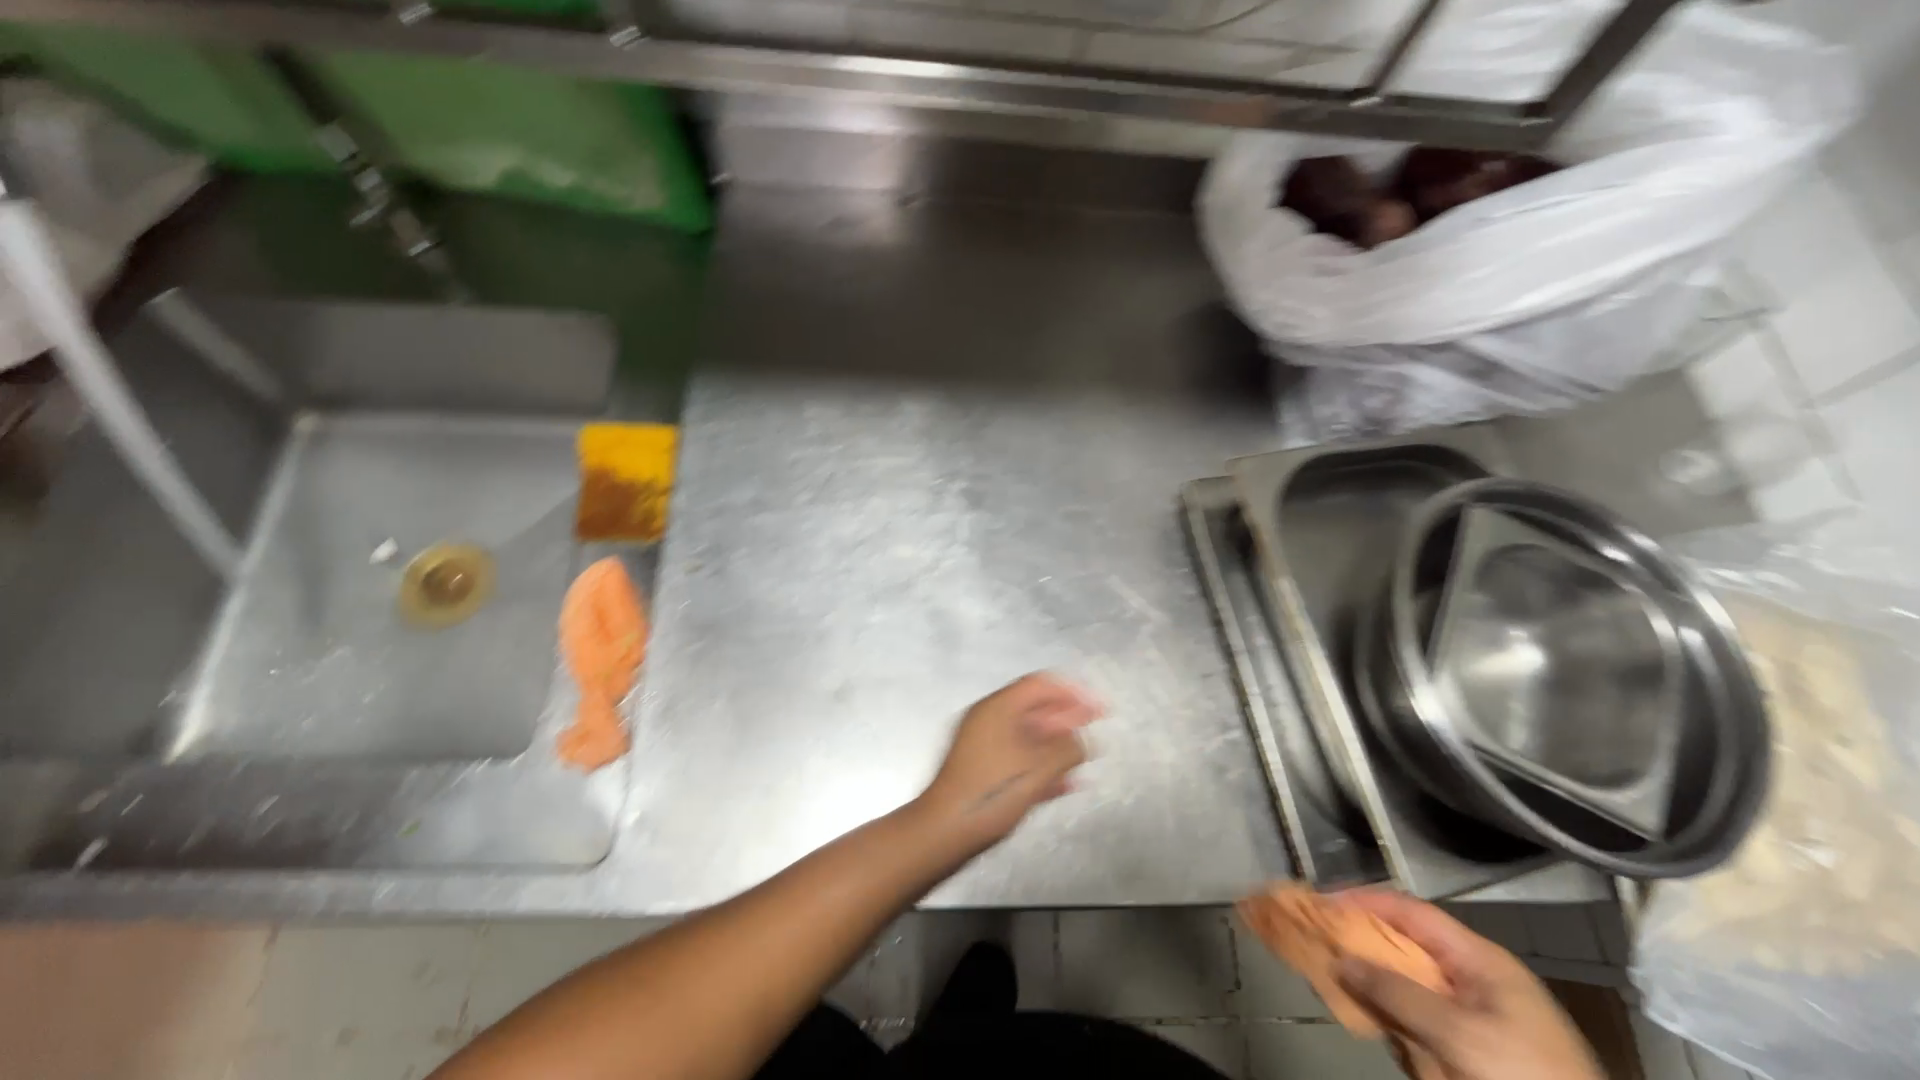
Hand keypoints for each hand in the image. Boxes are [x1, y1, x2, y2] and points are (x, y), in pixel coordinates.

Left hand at [913, 673, 1099, 854]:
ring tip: (1084, 758)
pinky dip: (1040, 765)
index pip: (1040, 685)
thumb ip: (1068, 748)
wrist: (944, 831)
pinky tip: (1063, 784)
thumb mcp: (1040, 767)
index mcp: (997, 708)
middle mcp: (987, 720)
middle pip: (1033, 708)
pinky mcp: (980, 772)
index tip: (1097, 710)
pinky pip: (1017, 759)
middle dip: (1066, 719)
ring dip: (1056, 744)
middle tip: (1093, 730)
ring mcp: (981, 746)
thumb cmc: (993, 791)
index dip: (1073, 693)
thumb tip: (1080, 742)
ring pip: (1026, 736)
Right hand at [1334, 890, 1603, 1079]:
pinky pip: (1418, 1019)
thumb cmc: (1522, 1074)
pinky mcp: (1471, 1048)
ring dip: (1370, 980)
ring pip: (1408, 983)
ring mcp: (1474, 1015)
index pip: (1412, 912)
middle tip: (1315, 940)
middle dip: (1361, 941)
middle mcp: (1474, 978)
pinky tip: (1366, 1019)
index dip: (1364, 901)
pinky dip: (1388, 1015)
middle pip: (1406, 946)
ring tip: (1329, 978)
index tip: (1319, 903)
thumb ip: (1396, 994)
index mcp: (1479, 959)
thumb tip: (1340, 960)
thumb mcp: (1458, 1033)